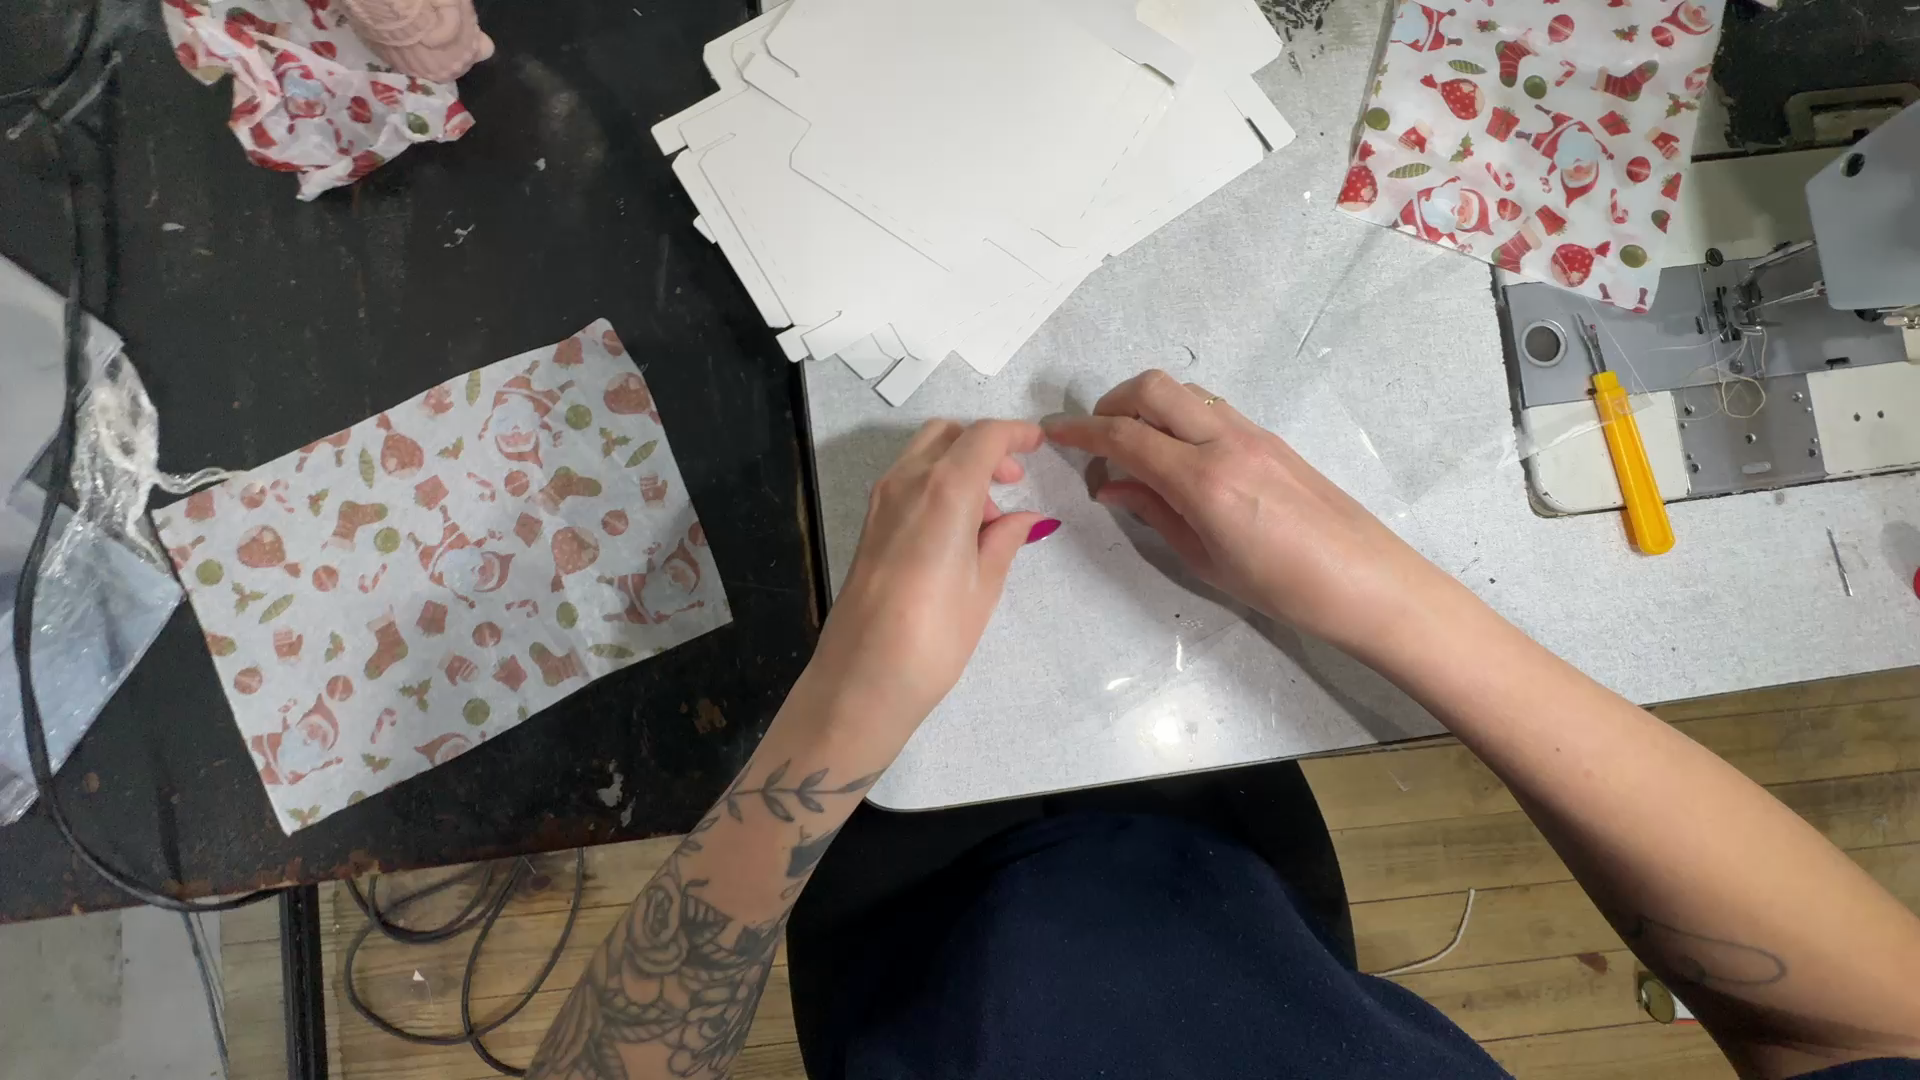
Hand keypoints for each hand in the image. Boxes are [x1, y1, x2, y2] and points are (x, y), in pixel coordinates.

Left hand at [799, 420, 1056, 737]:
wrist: (861, 678)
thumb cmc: (934, 637)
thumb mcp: (983, 587)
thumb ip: (1004, 540)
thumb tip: (1026, 518)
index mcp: (944, 490)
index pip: (983, 437)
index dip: (1015, 433)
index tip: (1039, 443)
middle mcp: (906, 482)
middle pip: (948, 434)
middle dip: (983, 445)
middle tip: (1012, 483)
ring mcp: (881, 501)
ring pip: (923, 454)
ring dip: (958, 465)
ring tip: (985, 520)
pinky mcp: (868, 523)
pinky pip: (907, 481)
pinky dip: (936, 484)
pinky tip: (954, 530)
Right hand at [1044, 370, 1454, 663]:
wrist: (1368, 582)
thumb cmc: (1282, 588)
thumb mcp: (1204, 559)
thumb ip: (1152, 513)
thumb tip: (1109, 488)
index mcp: (1203, 480)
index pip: (1126, 437)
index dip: (1082, 432)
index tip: (1054, 434)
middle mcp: (1226, 442)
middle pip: (1153, 388)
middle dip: (1112, 401)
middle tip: (1096, 437)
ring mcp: (1253, 433)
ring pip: (1184, 391)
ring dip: (1147, 404)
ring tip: (1134, 446)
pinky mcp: (1270, 437)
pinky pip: (1210, 408)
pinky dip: (1178, 415)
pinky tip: (1176, 454)